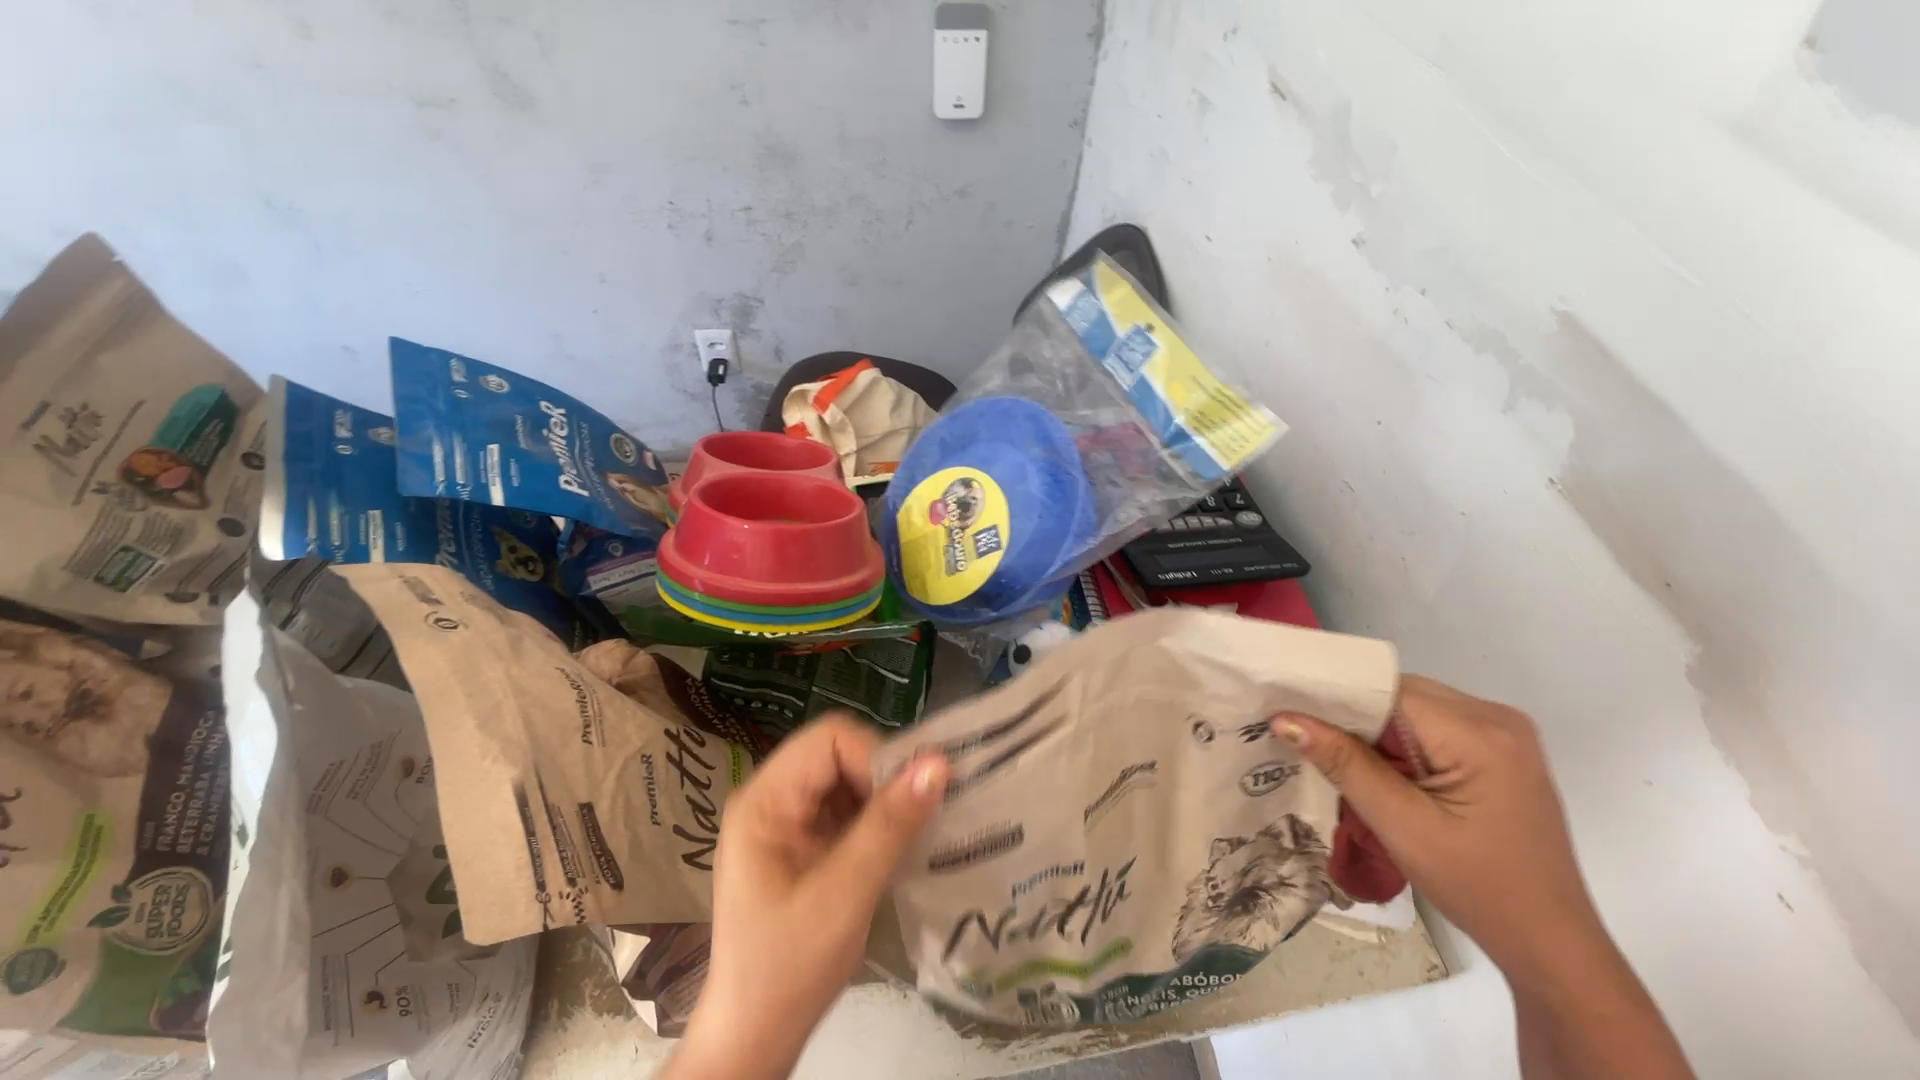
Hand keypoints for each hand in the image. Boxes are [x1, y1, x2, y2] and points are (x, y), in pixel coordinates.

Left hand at [665, 716, 948, 1079]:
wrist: (756, 1033)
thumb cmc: (789, 965)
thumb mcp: (844, 894)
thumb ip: (889, 826)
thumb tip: (939, 763)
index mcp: (764, 801)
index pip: (829, 739)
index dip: (876, 758)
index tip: (912, 798)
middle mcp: (771, 800)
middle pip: (838, 755)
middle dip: (883, 780)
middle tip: (919, 819)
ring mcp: (785, 824)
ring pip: (847, 782)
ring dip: (883, 803)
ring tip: (914, 835)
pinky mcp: (801, 847)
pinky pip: (846, 812)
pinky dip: (876, 824)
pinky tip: (897, 851)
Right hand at [1275, 675, 1594, 977]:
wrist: (1549, 940)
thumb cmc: (1477, 887)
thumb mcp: (1402, 827)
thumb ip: (1345, 765)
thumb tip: (1286, 718)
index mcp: (1480, 733)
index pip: (1388, 690)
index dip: (1335, 698)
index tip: (1284, 710)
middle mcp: (1497, 718)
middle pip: (1402, 695)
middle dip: (1352, 716)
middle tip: (1298, 737)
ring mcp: (1504, 734)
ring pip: (1414, 709)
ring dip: (1374, 732)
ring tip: (1330, 758)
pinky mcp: (1500, 753)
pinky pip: (1434, 728)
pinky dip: (1400, 744)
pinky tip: (1377, 773)